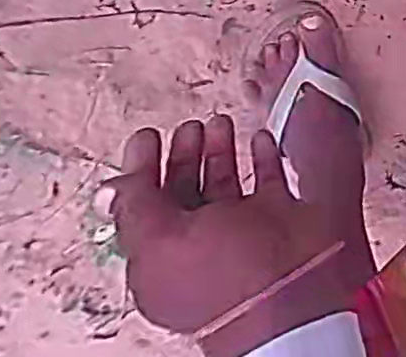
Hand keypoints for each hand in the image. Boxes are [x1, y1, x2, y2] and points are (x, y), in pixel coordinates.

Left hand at [99, 116, 358, 356]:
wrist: (292, 282)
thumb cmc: (223, 274)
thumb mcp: (163, 241)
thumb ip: (137, 209)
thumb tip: (113, 186)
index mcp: (163, 255)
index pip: (145, 205)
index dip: (142, 169)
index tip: (147, 137)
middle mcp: (201, 241)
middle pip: (186, 190)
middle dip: (184, 155)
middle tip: (188, 127)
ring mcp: (242, 226)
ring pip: (224, 180)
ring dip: (220, 149)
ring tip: (220, 123)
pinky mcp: (277, 212)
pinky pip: (266, 176)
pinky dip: (261, 154)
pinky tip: (257, 138)